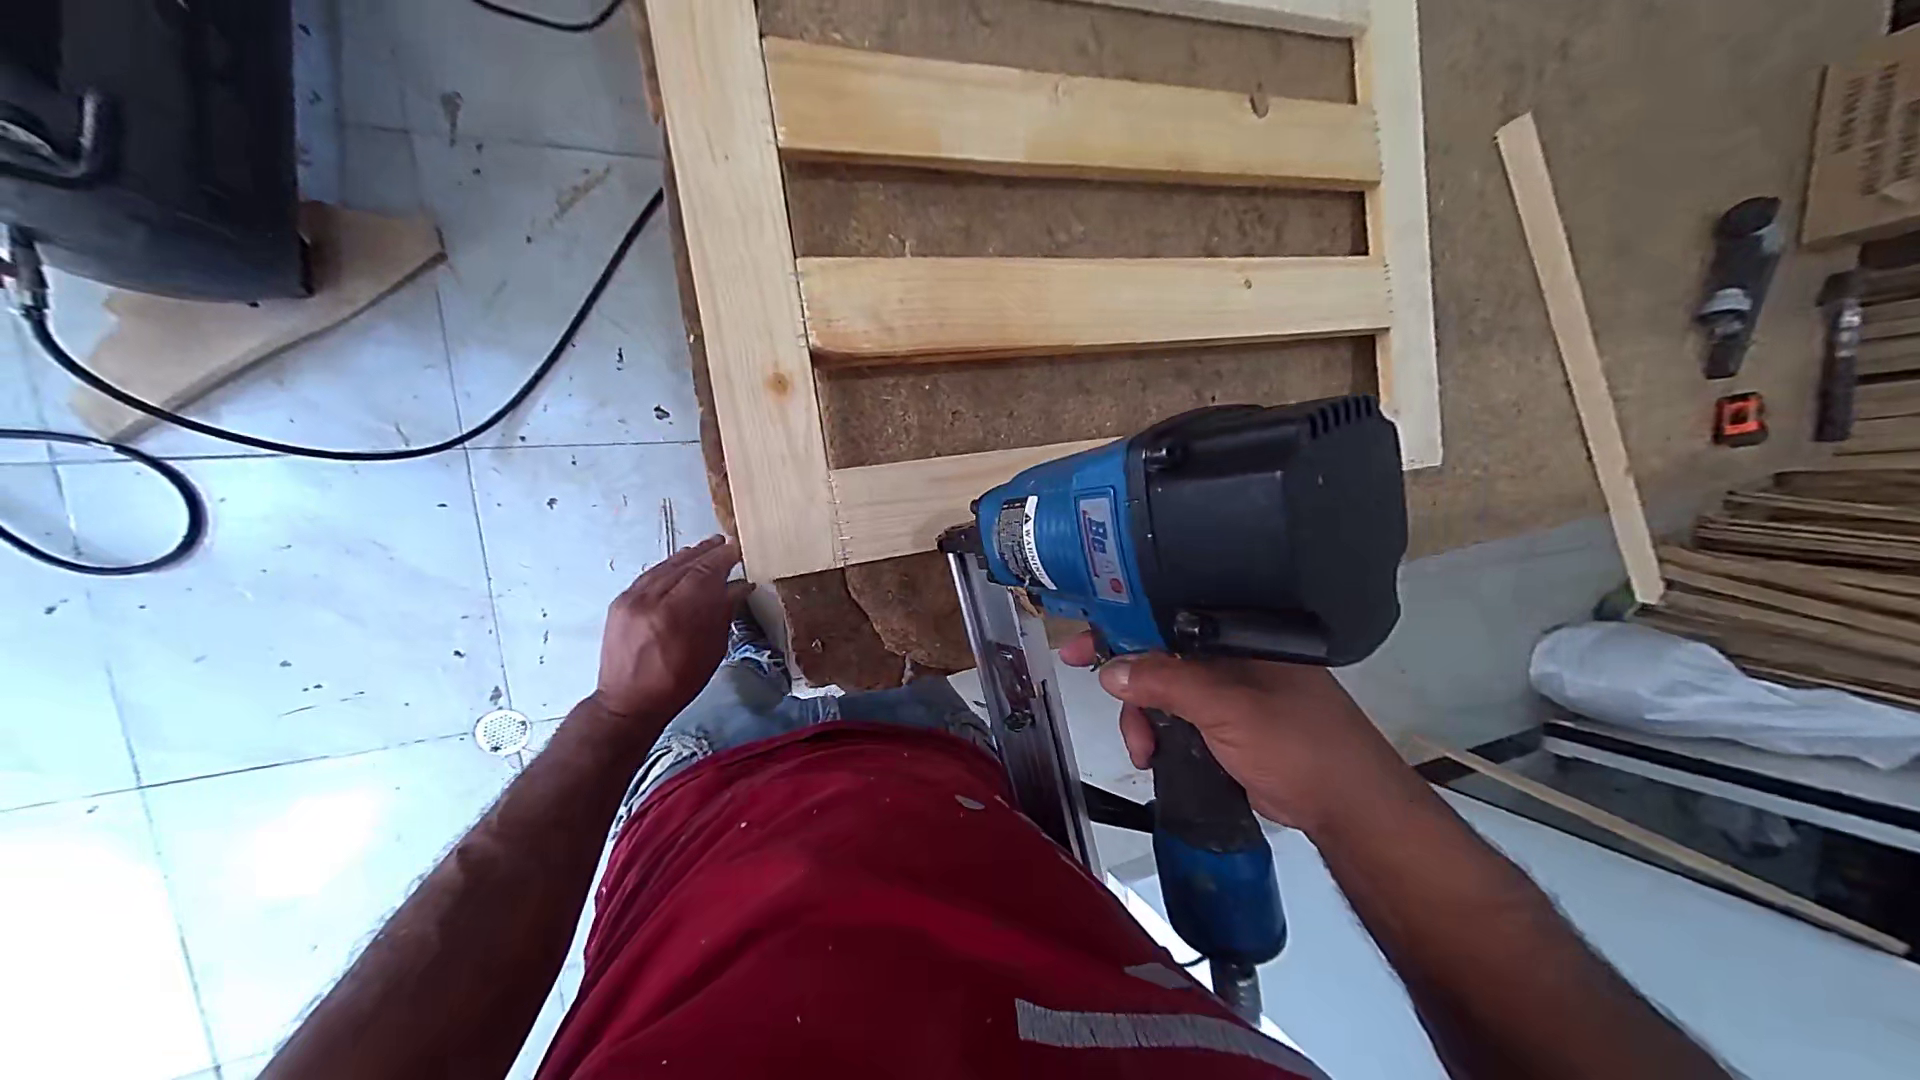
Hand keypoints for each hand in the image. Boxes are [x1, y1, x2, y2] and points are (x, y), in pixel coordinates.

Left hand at [591, 536, 742, 729]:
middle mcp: (651, 599)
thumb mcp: (712, 647)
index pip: (705, 571)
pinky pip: (649, 576)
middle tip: (725, 543)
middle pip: (684, 564)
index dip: (723, 557)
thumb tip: (740, 585)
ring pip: (664, 566)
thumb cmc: (679, 680)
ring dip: (687, 556)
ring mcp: (631, 599)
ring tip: (705, 549)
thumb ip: (724, 611)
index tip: (738, 548)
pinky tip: (679, 565)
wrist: (629, 701)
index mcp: (677, 612)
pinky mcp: (620, 602)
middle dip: (707, 552)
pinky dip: (668, 567)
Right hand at [1060, 634, 1422, 833]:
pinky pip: (1173, 719)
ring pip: (1160, 691)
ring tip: (1143, 749)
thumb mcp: (1227, 706)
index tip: (1084, 641)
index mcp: (1235, 634)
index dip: (1122, 623)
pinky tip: (1151, 755)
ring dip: (1140, 717)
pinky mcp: (1221, 723)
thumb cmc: (1297, 742)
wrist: (1343, 807)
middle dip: (1127, 681)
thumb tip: (1111, 670)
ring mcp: (1224, 691)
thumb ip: (1167, 682)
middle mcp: (1227, 656)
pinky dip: (1155, 734)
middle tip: (1096, 689)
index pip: (1168, 616)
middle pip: (1157, 655)